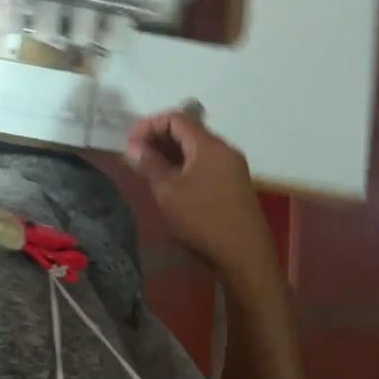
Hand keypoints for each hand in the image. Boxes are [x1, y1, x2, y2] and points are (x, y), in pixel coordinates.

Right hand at [126, 108, 278, 283]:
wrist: (247, 260)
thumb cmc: (204, 221)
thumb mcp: (168, 192)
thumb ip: (149, 164)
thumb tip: (133, 147)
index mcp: (209, 146)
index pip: (176, 118)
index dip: (149, 124)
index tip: (130, 141)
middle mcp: (224, 149)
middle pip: (188, 130)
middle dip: (159, 137)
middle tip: (136, 153)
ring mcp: (233, 167)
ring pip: (197, 147)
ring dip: (171, 151)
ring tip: (149, 166)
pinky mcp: (236, 184)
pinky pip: (206, 162)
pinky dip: (186, 163)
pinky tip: (172, 180)